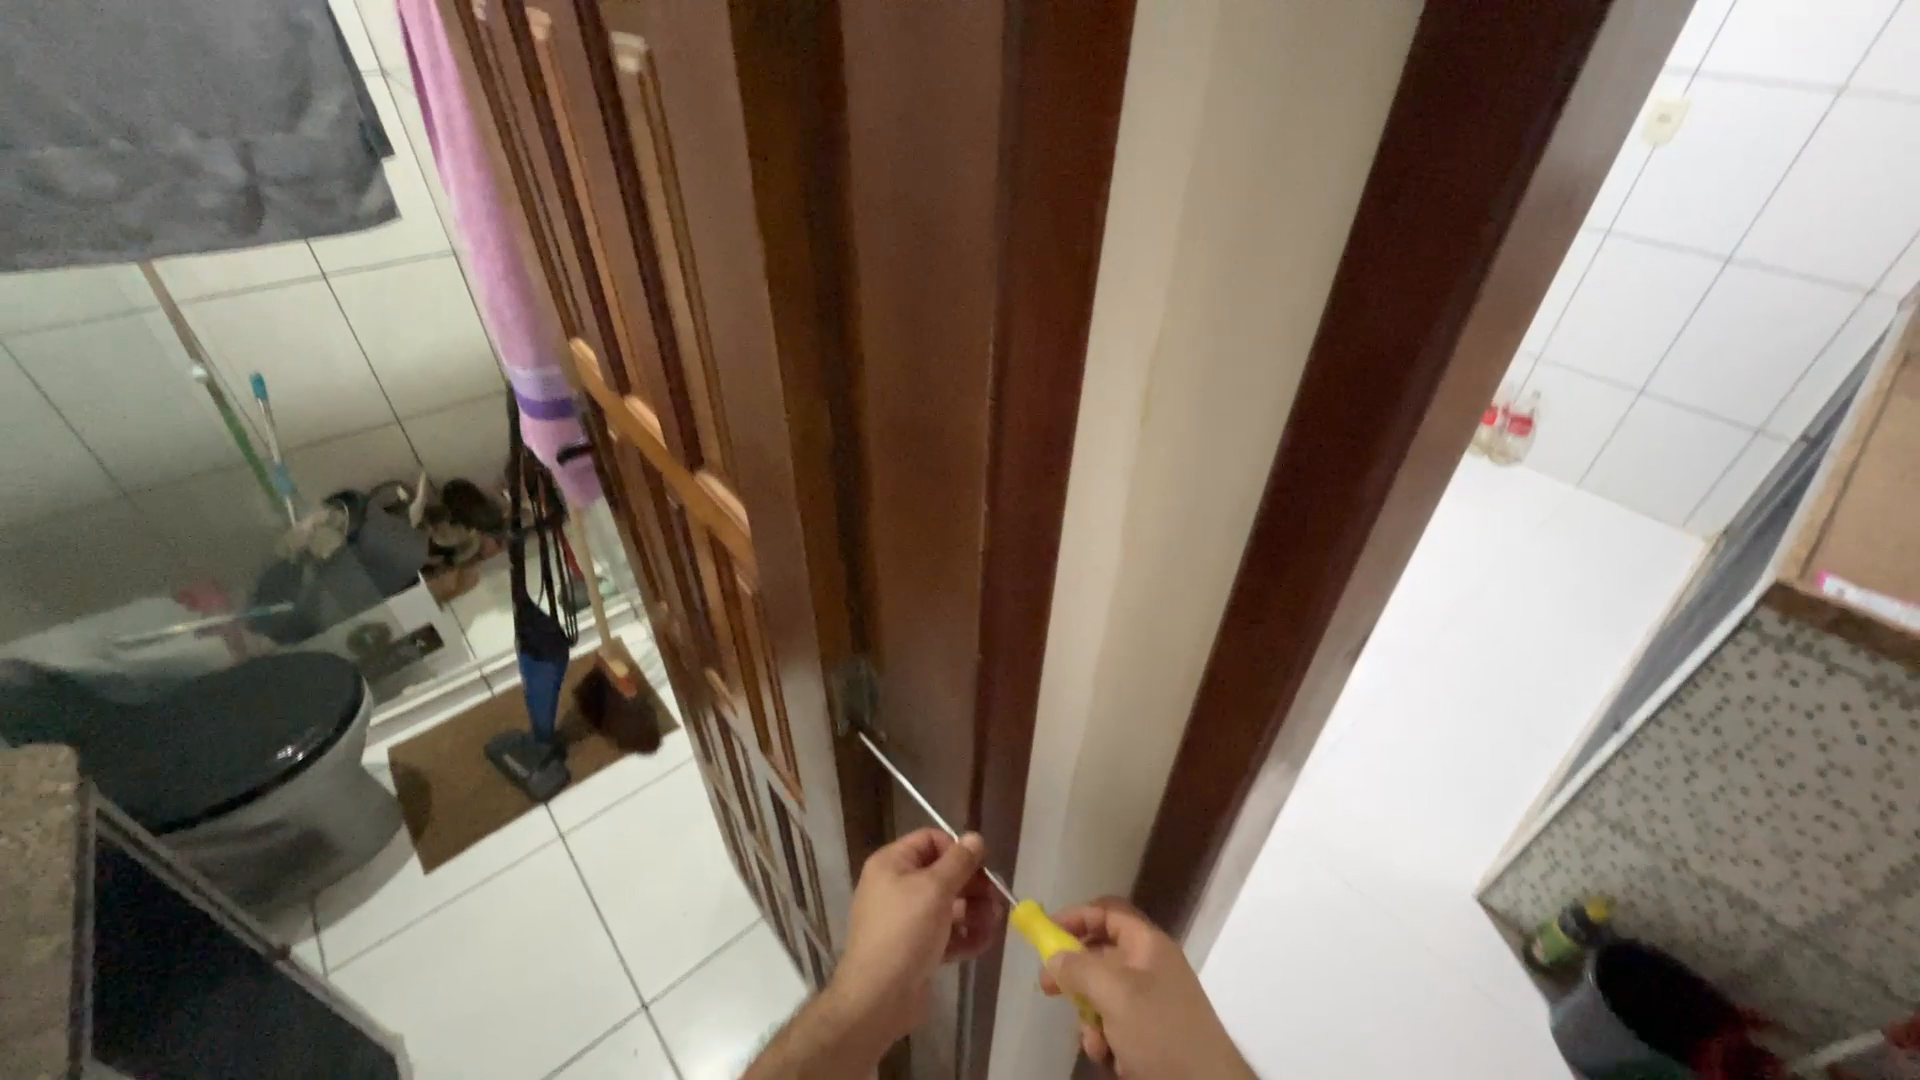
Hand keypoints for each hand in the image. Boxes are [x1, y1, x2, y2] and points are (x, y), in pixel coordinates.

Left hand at [826, 829, 1004, 1046]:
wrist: (878, 999)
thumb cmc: (905, 932)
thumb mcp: (935, 889)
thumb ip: (959, 862)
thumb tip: (975, 837)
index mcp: (892, 864)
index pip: (930, 840)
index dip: (957, 850)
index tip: (982, 866)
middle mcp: (897, 887)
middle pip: (943, 874)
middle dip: (973, 886)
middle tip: (996, 899)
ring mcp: (906, 920)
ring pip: (948, 906)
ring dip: (975, 912)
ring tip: (994, 922)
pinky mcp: (916, 948)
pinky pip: (945, 933)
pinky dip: (964, 935)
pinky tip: (985, 941)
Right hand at [1039, 897, 1251, 1078]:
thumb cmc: (1162, 1034)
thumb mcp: (1115, 994)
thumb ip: (1079, 968)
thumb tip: (1055, 957)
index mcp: (1148, 945)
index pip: (1108, 912)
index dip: (1077, 916)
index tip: (1045, 933)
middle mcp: (1149, 968)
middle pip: (1100, 954)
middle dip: (1073, 973)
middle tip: (1046, 987)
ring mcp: (1149, 1004)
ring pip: (1101, 994)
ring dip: (1088, 1016)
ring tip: (1094, 1040)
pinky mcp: (1147, 1037)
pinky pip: (1112, 1026)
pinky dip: (1103, 1039)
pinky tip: (1107, 1058)